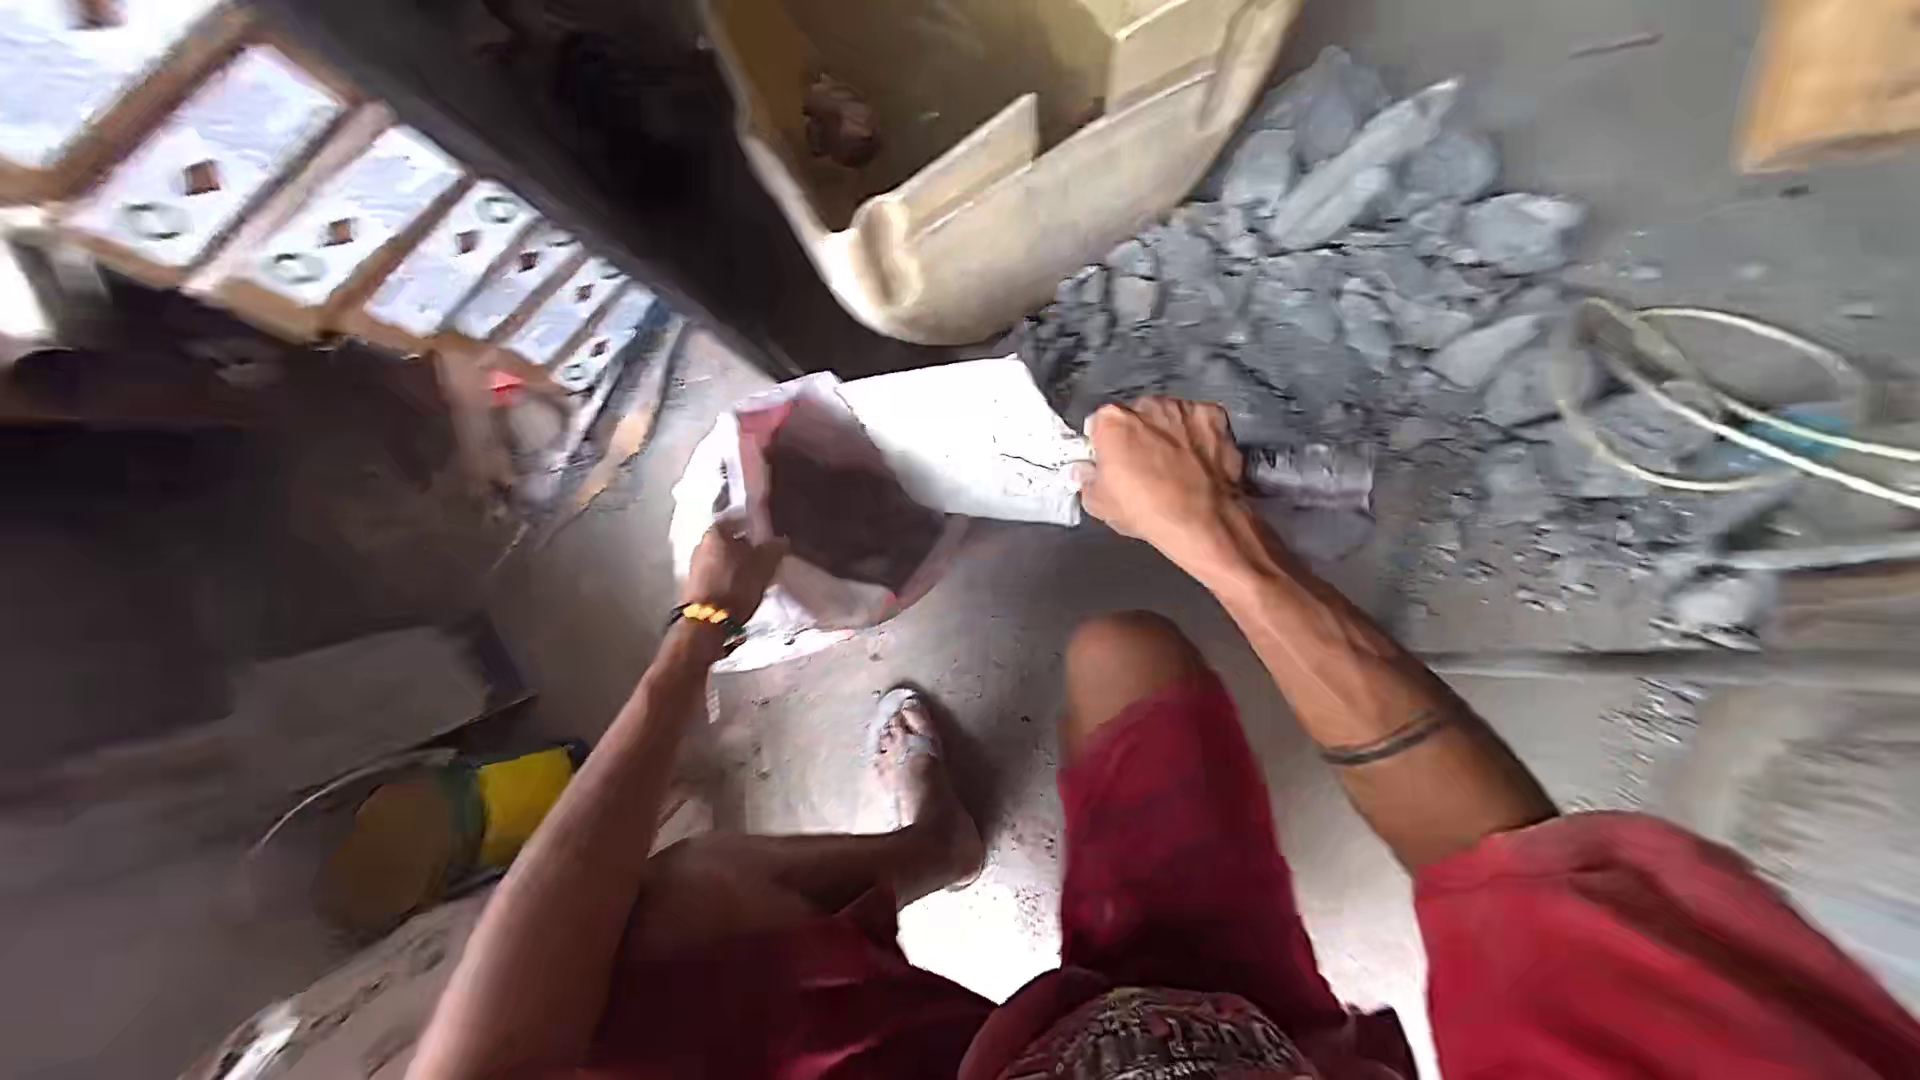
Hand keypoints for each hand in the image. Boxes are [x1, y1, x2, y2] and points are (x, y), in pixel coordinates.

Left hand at [681, 525, 788, 622]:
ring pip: (723, 557)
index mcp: (716, 532)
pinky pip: (717, 573)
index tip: (769, 536)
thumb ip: (775, 548)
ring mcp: (695, 565)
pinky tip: (741, 586)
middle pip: (730, 539)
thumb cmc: (736, 584)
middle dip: (747, 546)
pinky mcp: (694, 584)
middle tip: (765, 556)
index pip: (739, 520)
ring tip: (756, 574)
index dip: (756, 526)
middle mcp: (701, 543)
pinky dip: (729, 576)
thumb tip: (782, 540)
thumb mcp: (764, 564)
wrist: (707, 621)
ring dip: (738, 563)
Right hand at [1080, 397, 1246, 568]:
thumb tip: (1086, 474)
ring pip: (1168, 418)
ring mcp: (1182, 410)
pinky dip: (1197, 437)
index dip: (1103, 444)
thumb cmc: (1151, 511)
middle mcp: (1147, 407)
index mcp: (1112, 421)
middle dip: (1137, 437)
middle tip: (1142, 470)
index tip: (1108, 461)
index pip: (1100, 424)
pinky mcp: (1213, 417)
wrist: (1203, 521)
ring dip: (1167, 436)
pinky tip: (1195, 463)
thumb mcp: (1099, 504)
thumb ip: (1087, 479)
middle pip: (1135, 417)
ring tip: (1172, 470)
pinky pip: (1199, 422)